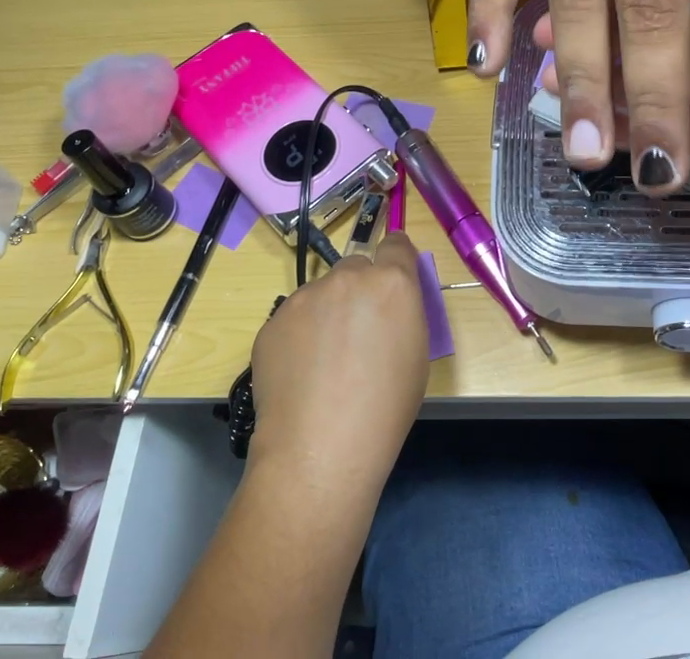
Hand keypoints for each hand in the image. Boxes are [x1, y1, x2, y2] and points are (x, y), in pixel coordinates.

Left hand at [248, 233, 427, 484]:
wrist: (321, 445)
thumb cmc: (386, 407)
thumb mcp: (415, 354)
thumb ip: (403, 314)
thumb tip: (387, 306)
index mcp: (392, 283)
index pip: (396, 244)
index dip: (396, 259)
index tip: (394, 277)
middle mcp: (348, 278)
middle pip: (356, 266)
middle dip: (360, 289)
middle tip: (358, 332)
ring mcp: (305, 297)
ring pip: (321, 293)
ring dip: (327, 313)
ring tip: (324, 362)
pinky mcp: (273, 320)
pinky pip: (293, 318)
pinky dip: (299, 336)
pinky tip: (301, 374)